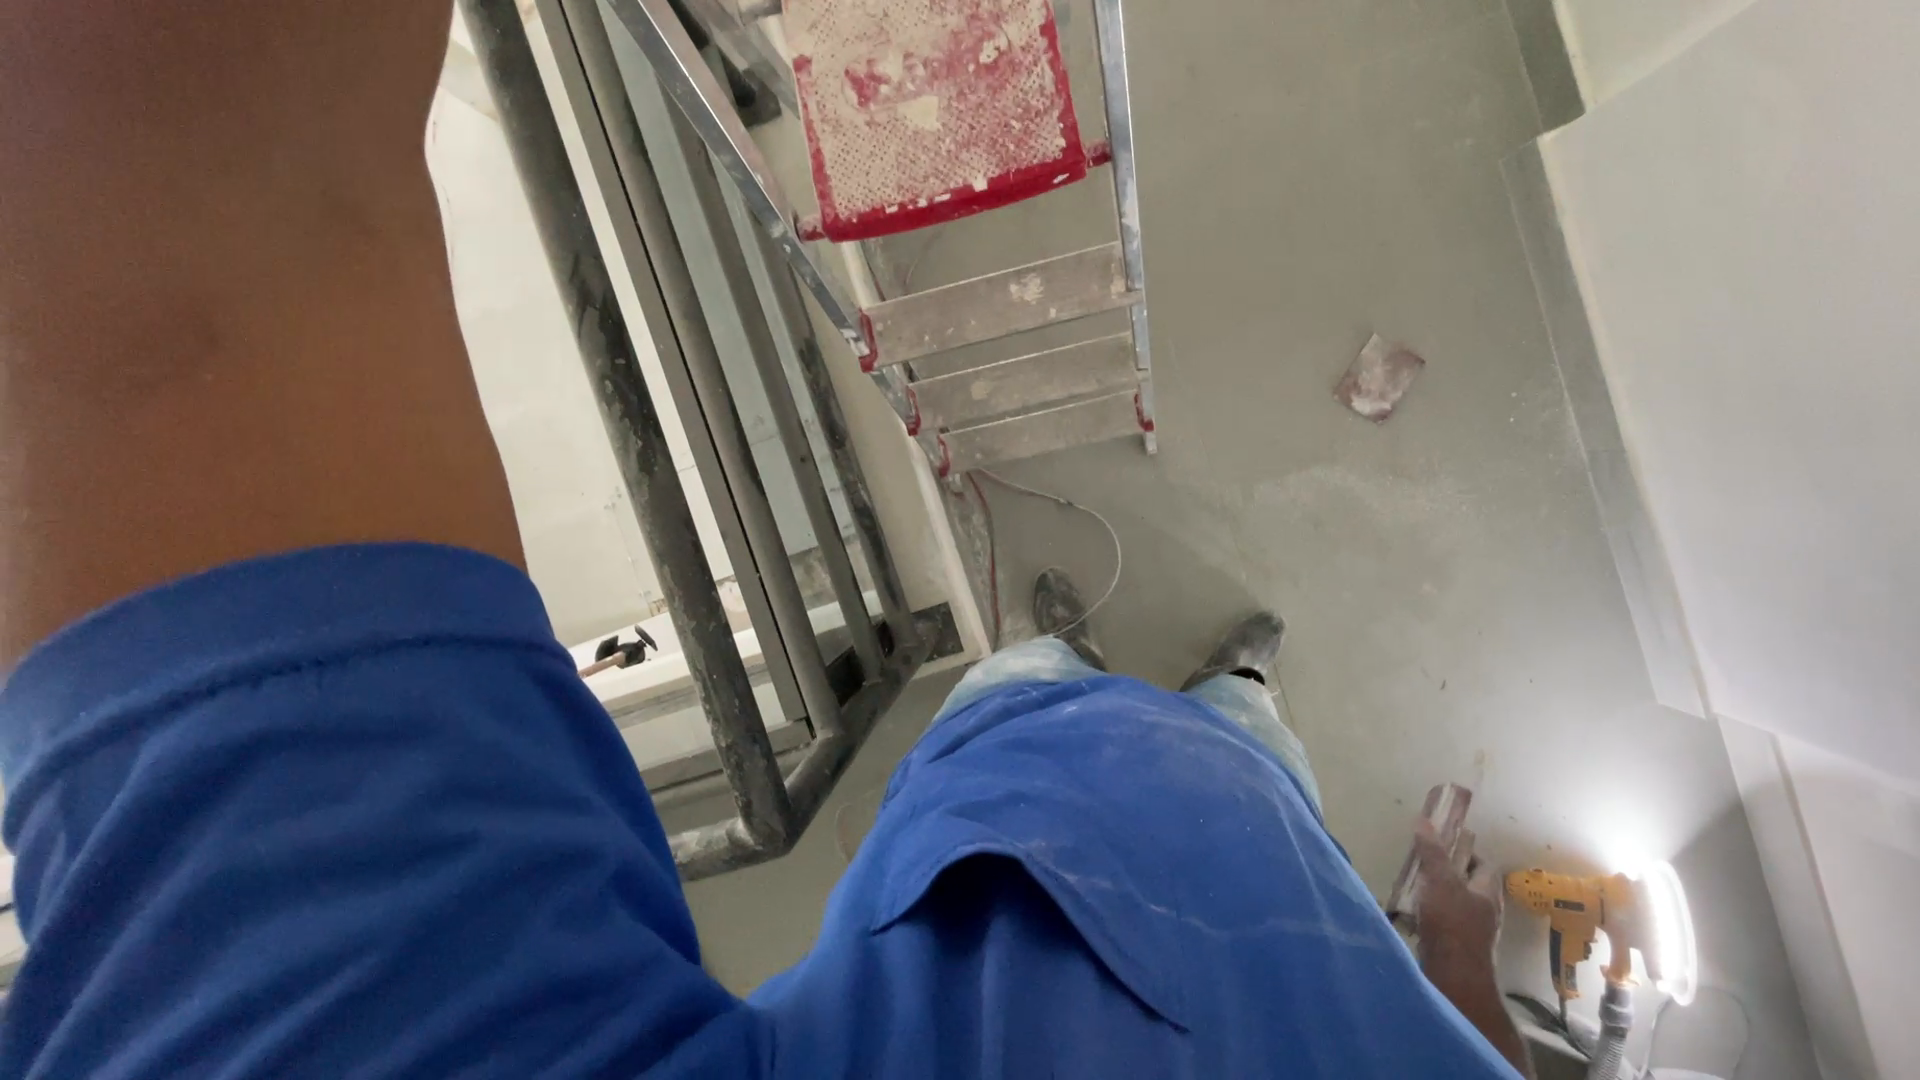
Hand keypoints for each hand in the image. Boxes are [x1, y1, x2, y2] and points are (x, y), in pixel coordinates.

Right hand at [1411, 821, 1502, 974]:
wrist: (1454, 974)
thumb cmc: (1451, 922)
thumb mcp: (1439, 880)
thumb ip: (1432, 852)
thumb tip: (1424, 820)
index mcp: (1488, 891)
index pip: (1484, 864)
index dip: (1466, 851)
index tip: (1443, 845)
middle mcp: (1486, 909)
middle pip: (1469, 883)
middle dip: (1448, 872)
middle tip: (1423, 863)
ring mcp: (1474, 929)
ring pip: (1457, 902)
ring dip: (1438, 893)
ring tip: (1414, 886)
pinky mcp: (1459, 944)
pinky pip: (1447, 921)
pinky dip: (1432, 913)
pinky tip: (1413, 914)